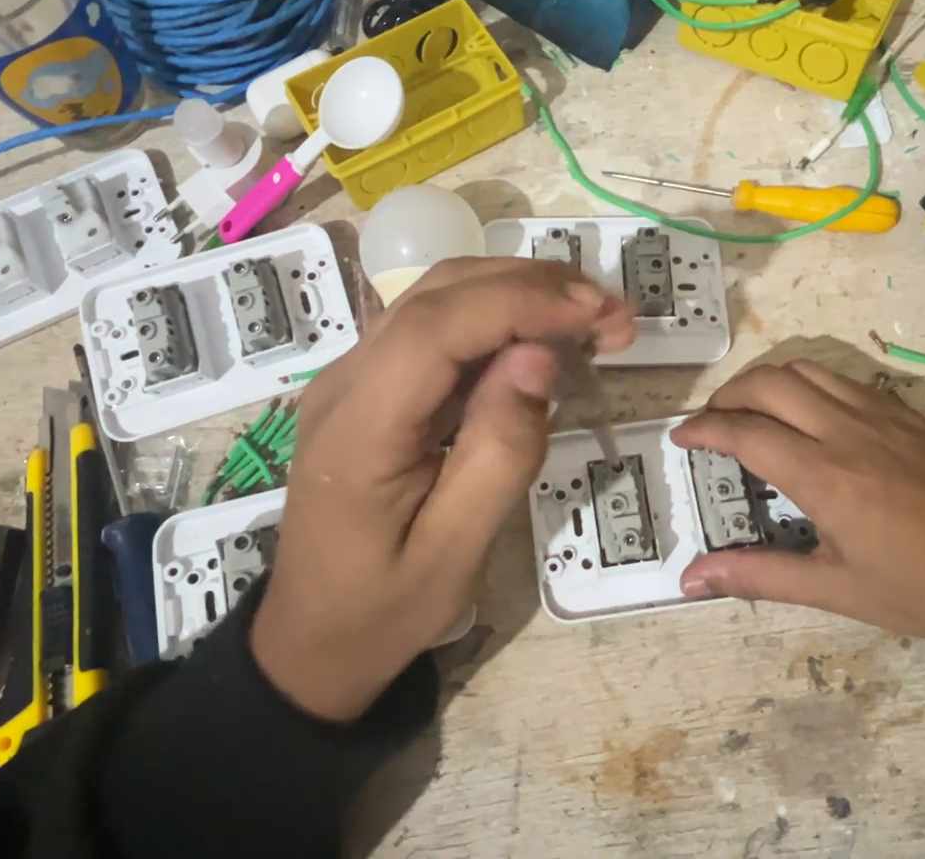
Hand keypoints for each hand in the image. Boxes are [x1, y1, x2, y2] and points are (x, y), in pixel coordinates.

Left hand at [251, 258, 635, 721]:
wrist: (311, 638)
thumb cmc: (384, 611)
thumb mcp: (455, 555)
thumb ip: (500, 455)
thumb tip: (538, 358)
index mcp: (359, 427)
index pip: (437, 329)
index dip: (520, 304)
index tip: (597, 311)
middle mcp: (346, 381)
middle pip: (438, 294)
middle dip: (532, 287)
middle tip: (613, 313)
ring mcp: (352, 377)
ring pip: (438, 299)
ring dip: (519, 294)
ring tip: (593, 319)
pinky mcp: (371, 385)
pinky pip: (437, 330)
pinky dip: (498, 320)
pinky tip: (544, 341)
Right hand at [672, 361, 924, 746]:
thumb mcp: (839, 591)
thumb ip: (759, 574)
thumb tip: (689, 578)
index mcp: (823, 476)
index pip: (743, 432)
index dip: (702, 429)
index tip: (679, 438)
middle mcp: (846, 431)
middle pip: (768, 383)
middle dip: (726, 394)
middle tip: (710, 424)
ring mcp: (882, 415)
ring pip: (806, 369)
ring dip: (766, 380)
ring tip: (751, 410)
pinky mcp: (910, 413)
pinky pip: (843, 378)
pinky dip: (808, 381)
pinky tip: (809, 412)